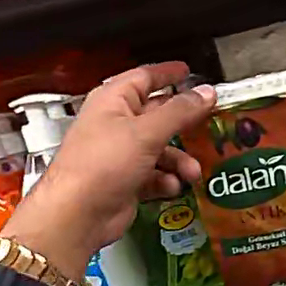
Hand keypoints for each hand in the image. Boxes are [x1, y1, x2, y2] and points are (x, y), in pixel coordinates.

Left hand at [2, 62, 215, 282]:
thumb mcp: (147, 132)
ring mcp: (120, 154)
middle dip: (182, 124)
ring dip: (179, 160)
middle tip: (206, 122)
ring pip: (161, 150)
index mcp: (113, 101)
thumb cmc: (100, 166)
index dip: (168, 74)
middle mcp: (116, 124)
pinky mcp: (126, 181)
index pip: (145, 77)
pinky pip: (155, 175)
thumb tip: (205, 93)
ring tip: (191, 171)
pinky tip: (171, 186)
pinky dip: (166, 180)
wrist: (80, 214)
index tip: (187, 72)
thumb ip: (180, 111)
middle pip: (158, 115)